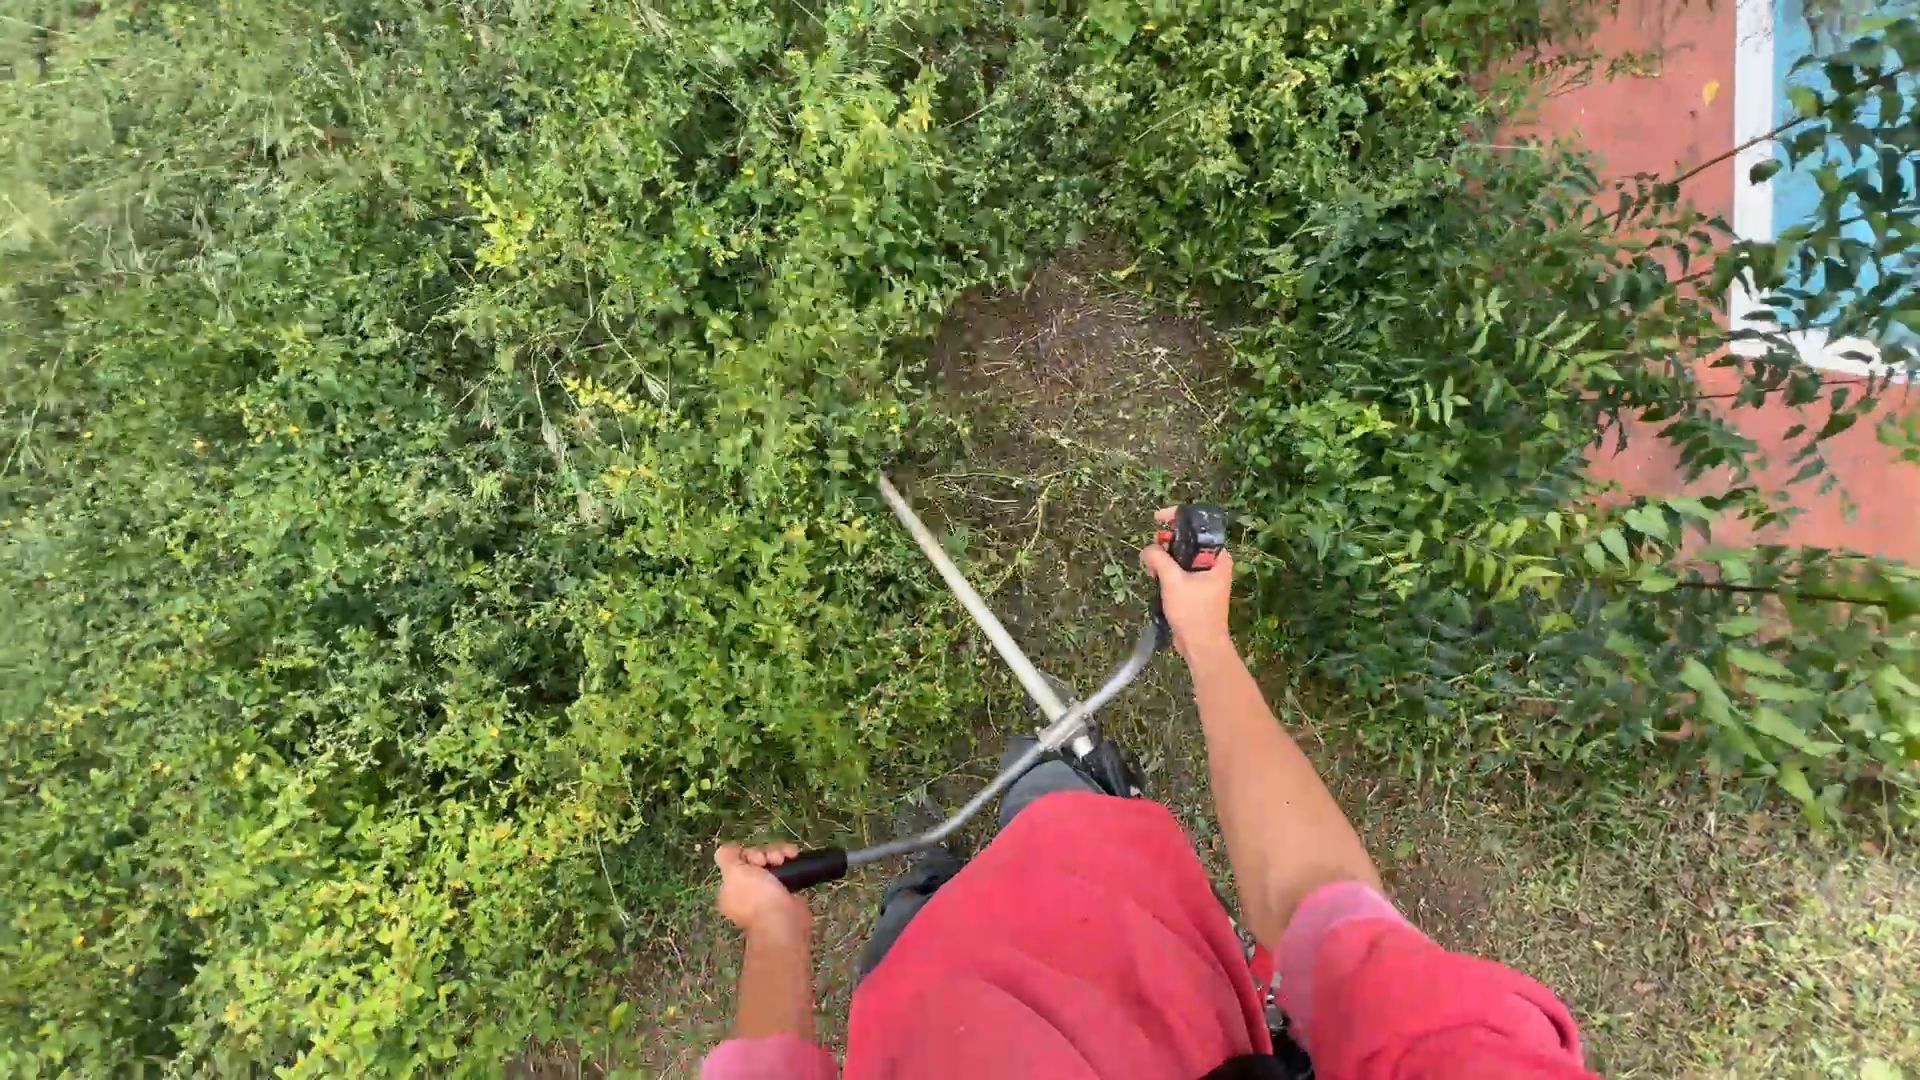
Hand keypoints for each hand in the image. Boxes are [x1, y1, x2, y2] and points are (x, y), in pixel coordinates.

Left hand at [714, 842, 810, 939]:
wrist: (783, 920)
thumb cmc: (756, 897)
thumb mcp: (733, 873)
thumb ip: (726, 858)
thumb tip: (726, 849)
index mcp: (731, 889)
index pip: (737, 861)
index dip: (747, 855)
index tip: (756, 860)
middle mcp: (747, 890)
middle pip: (754, 859)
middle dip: (765, 853)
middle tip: (772, 860)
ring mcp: (766, 891)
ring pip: (770, 861)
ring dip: (778, 853)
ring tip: (786, 857)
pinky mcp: (784, 890)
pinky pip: (784, 867)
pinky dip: (788, 859)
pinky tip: (793, 855)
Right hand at [1141, 507, 1234, 657]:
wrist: (1200, 645)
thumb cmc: (1192, 611)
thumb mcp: (1173, 581)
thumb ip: (1159, 559)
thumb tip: (1148, 549)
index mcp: (1218, 557)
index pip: (1198, 527)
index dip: (1177, 519)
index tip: (1157, 518)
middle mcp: (1214, 563)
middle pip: (1187, 541)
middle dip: (1166, 544)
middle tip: (1152, 553)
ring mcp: (1206, 576)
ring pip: (1181, 557)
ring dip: (1164, 560)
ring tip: (1151, 571)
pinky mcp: (1196, 588)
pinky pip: (1180, 571)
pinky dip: (1167, 572)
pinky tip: (1155, 579)